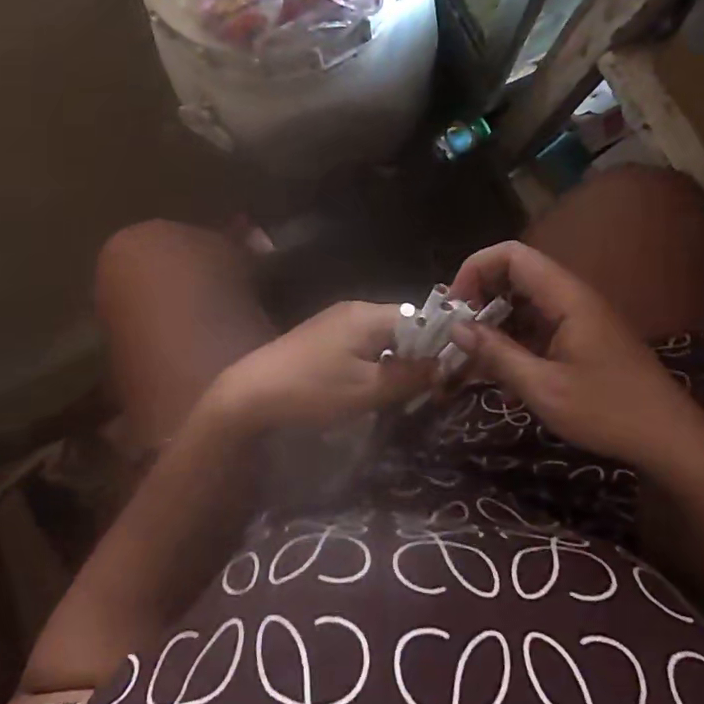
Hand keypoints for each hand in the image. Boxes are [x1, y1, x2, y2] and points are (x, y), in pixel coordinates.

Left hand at [203, 301, 432, 436]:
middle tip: (432, 390)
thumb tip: (444, 366)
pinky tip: (374, 388)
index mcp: (368, 315)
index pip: (422, 319)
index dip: (441, 345)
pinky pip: (362, 345)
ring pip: (382, 338)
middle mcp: (354, 310)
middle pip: (403, 327)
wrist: (251, 393)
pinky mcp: (322, 338)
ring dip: (397, 363)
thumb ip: (409, 377)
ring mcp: (335, 322)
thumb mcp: (367, 391)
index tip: (452, 375)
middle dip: (419, 356)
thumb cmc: (312, 390)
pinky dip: (375, 363)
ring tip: (406, 394)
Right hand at [447, 241, 703, 468]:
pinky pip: (537, 328)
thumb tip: (457, 327)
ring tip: (471, 360)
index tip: (455, 307)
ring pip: (523, 304)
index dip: (475, 269)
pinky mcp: (582, 341)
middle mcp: (572, 299)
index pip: (511, 255)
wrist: (672, 442)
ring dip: (494, 325)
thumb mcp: (543, 388)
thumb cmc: (608, 412)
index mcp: (567, 298)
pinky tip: (501, 381)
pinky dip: (513, 344)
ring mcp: (579, 320)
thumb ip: (497, 353)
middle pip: (515, 275)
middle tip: (458, 333)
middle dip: (479, 298)